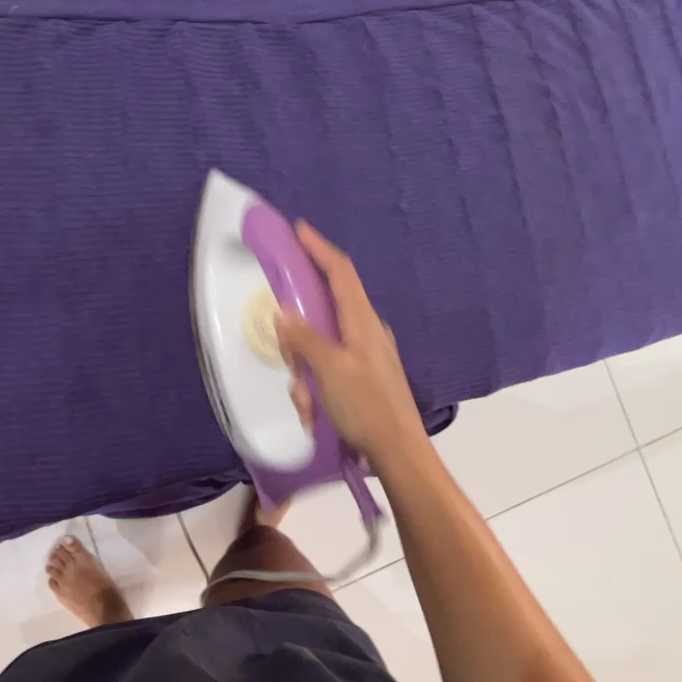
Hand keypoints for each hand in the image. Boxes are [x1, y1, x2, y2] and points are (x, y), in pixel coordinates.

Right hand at [274, 222, 428, 464]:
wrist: (398, 452)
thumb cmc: (366, 406)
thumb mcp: (328, 370)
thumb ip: (304, 339)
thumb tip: (284, 312)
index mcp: (362, 320)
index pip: (339, 271)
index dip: (318, 248)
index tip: (298, 229)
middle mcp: (366, 332)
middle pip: (321, 316)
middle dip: (299, 343)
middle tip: (293, 366)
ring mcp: (366, 357)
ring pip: (318, 352)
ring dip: (306, 377)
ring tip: (309, 406)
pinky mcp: (362, 380)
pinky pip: (327, 375)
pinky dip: (316, 393)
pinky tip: (317, 417)